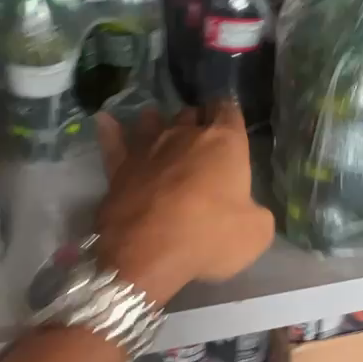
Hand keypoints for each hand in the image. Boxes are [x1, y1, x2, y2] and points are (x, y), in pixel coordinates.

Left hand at [94, 103, 274, 303]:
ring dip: (160, 124)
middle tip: (201, 142)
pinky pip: (113, 141)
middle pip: (191, 114)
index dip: (229, 116)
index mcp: (224, 142)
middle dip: (197, 123)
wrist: (146, 251)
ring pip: (153, 121)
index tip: (230, 128)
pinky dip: (111, 131)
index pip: (228, 110)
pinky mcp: (118, 167)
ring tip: (161, 130)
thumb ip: (255, 211)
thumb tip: (247, 208)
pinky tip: (106, 122)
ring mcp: (147, 147)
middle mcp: (184, 134)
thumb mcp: (256, 233)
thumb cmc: (208, 236)